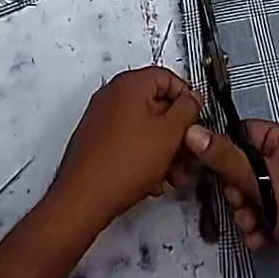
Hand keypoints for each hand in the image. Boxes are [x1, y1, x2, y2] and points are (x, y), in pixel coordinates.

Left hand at [50, 66, 201, 230]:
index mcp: (129, 85)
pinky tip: (151, 178)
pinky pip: (128, 140)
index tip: (195, 114)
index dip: (186, 96)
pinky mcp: (95, 141)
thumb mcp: (169, 133)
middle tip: (185, 148)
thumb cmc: (117, 166)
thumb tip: (191, 101)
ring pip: (143, 125)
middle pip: (155, 103)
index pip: (167, 77)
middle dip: (175, 130)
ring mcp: (101, 118)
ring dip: (162, 147)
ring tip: (171, 171)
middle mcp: (112, 96)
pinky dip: (143, 154)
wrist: (84, 200)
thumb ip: (187, 110)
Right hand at [182, 120, 278, 277]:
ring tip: (253, 225)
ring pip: (246, 193)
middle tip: (242, 202)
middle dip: (236, 190)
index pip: (242, 132)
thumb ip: (225, 158)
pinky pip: (257, 214)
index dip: (224, 148)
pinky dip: (254, 227)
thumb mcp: (263, 179)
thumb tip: (192, 131)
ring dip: (244, 212)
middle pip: (240, 165)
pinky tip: (260, 238)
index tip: (211, 167)